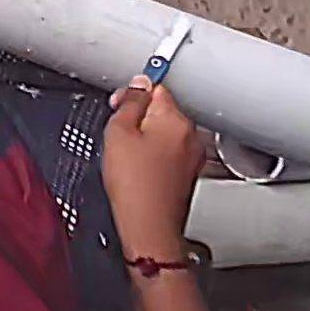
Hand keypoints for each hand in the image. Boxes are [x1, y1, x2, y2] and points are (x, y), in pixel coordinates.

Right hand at [102, 77, 204, 261]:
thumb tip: (138, 84)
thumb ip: (129, 102)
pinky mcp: (186, 173)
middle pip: (161, 109)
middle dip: (138, 114)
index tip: (120, 103)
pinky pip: (167, 150)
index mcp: (176, 121)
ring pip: (163, 130)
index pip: (156, 87)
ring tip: (126, 151)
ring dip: (145, 134)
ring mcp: (191, 156)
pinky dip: (152, 152)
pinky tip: (136, 166)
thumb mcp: (118, 131)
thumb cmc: (134, 183)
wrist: (148, 226)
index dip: (132, 93)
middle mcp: (190, 136)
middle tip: (118, 130)